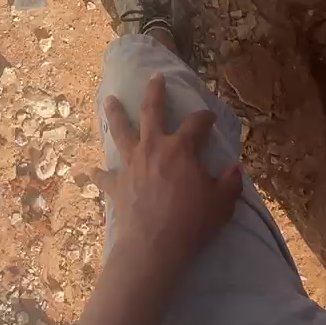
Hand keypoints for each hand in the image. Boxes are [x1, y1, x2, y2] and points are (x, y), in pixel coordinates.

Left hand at [97, 74, 241, 289]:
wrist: (154, 247)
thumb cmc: (191, 223)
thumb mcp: (222, 203)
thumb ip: (230, 183)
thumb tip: (236, 167)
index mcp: (180, 148)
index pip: (196, 123)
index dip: (204, 117)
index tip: (209, 116)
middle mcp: (153, 147)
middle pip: (151, 110)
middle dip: (154, 91)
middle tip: (154, 77)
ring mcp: (131, 163)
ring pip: (120, 131)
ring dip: (115, 114)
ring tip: (109, 100)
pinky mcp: (115, 183)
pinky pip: (103, 175)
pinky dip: (97, 173)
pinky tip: (89, 171)